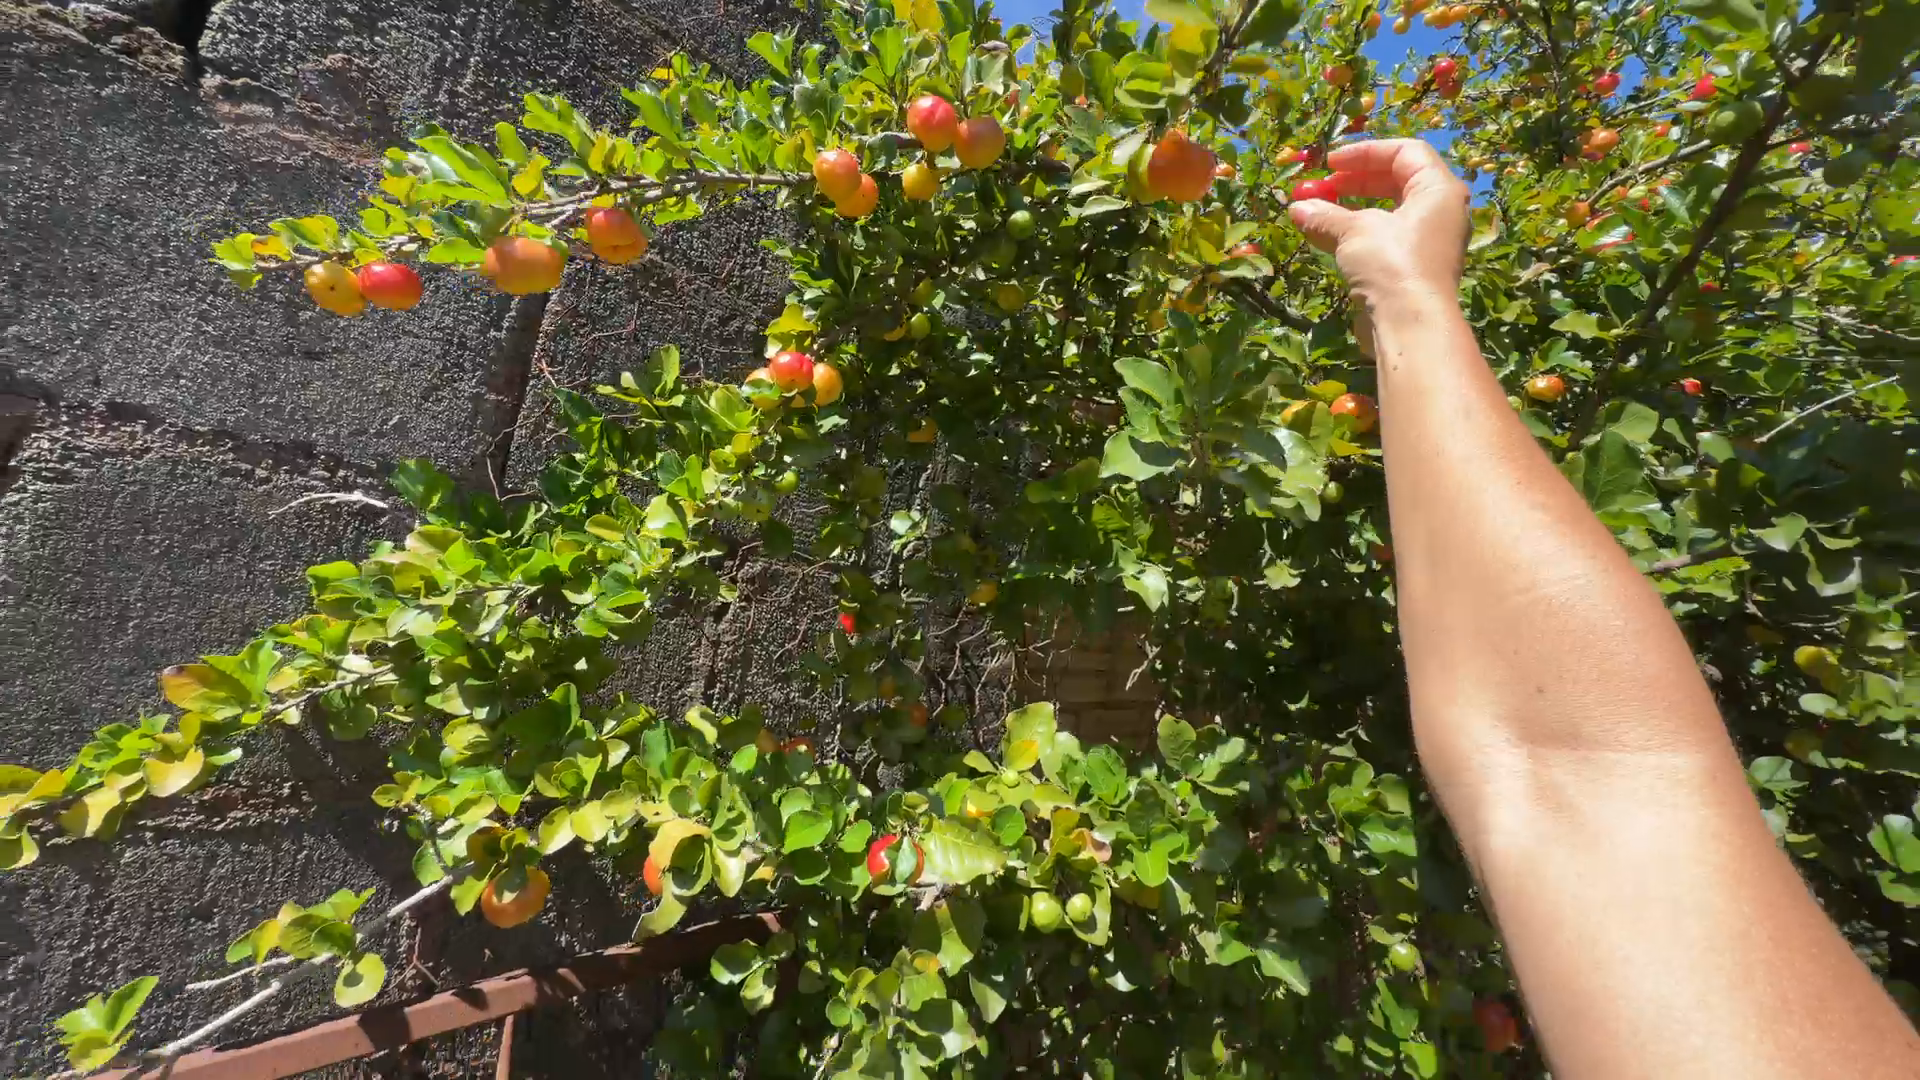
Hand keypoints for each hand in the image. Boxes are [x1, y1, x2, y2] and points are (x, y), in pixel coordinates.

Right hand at [1287, 139, 1470, 312]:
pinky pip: (1380, 239)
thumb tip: (1295, 207)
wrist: (1410, 323)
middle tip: (1318, 187)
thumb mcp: (1354, 233)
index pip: (1403, 153)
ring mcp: (1424, 242)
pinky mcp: (1408, 268)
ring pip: (1384, 214)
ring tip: (1315, 212)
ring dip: (1348, 210)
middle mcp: (1437, 211)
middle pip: (1394, 182)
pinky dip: (1354, 234)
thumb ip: (1325, 216)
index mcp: (1437, 189)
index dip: (1364, 153)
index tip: (1329, 162)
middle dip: (1352, 182)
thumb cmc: (1392, 265)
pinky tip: (1326, 237)